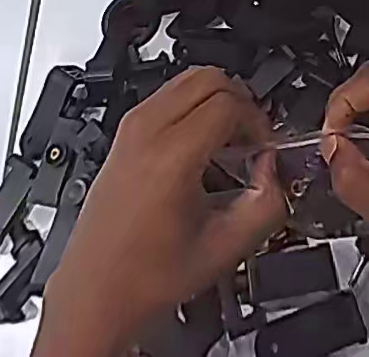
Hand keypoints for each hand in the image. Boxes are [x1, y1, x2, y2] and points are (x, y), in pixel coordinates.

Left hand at [35, 67, 286, 356]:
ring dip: (219, 98)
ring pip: (189, 77)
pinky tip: (203, 143)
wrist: (95, 292)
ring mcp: (132, 126)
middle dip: (241, 101)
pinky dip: (196, 104)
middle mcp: (146, 132)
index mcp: (169, 158)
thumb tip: (274, 168)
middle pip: (210, 77)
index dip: (256, 120)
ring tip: (228, 138)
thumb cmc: (144, 277)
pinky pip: (171, 93)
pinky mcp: (126, 130)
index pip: (228, 103)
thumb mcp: (222, 250)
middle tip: (250, 134)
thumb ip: (264, 205)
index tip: (262, 145)